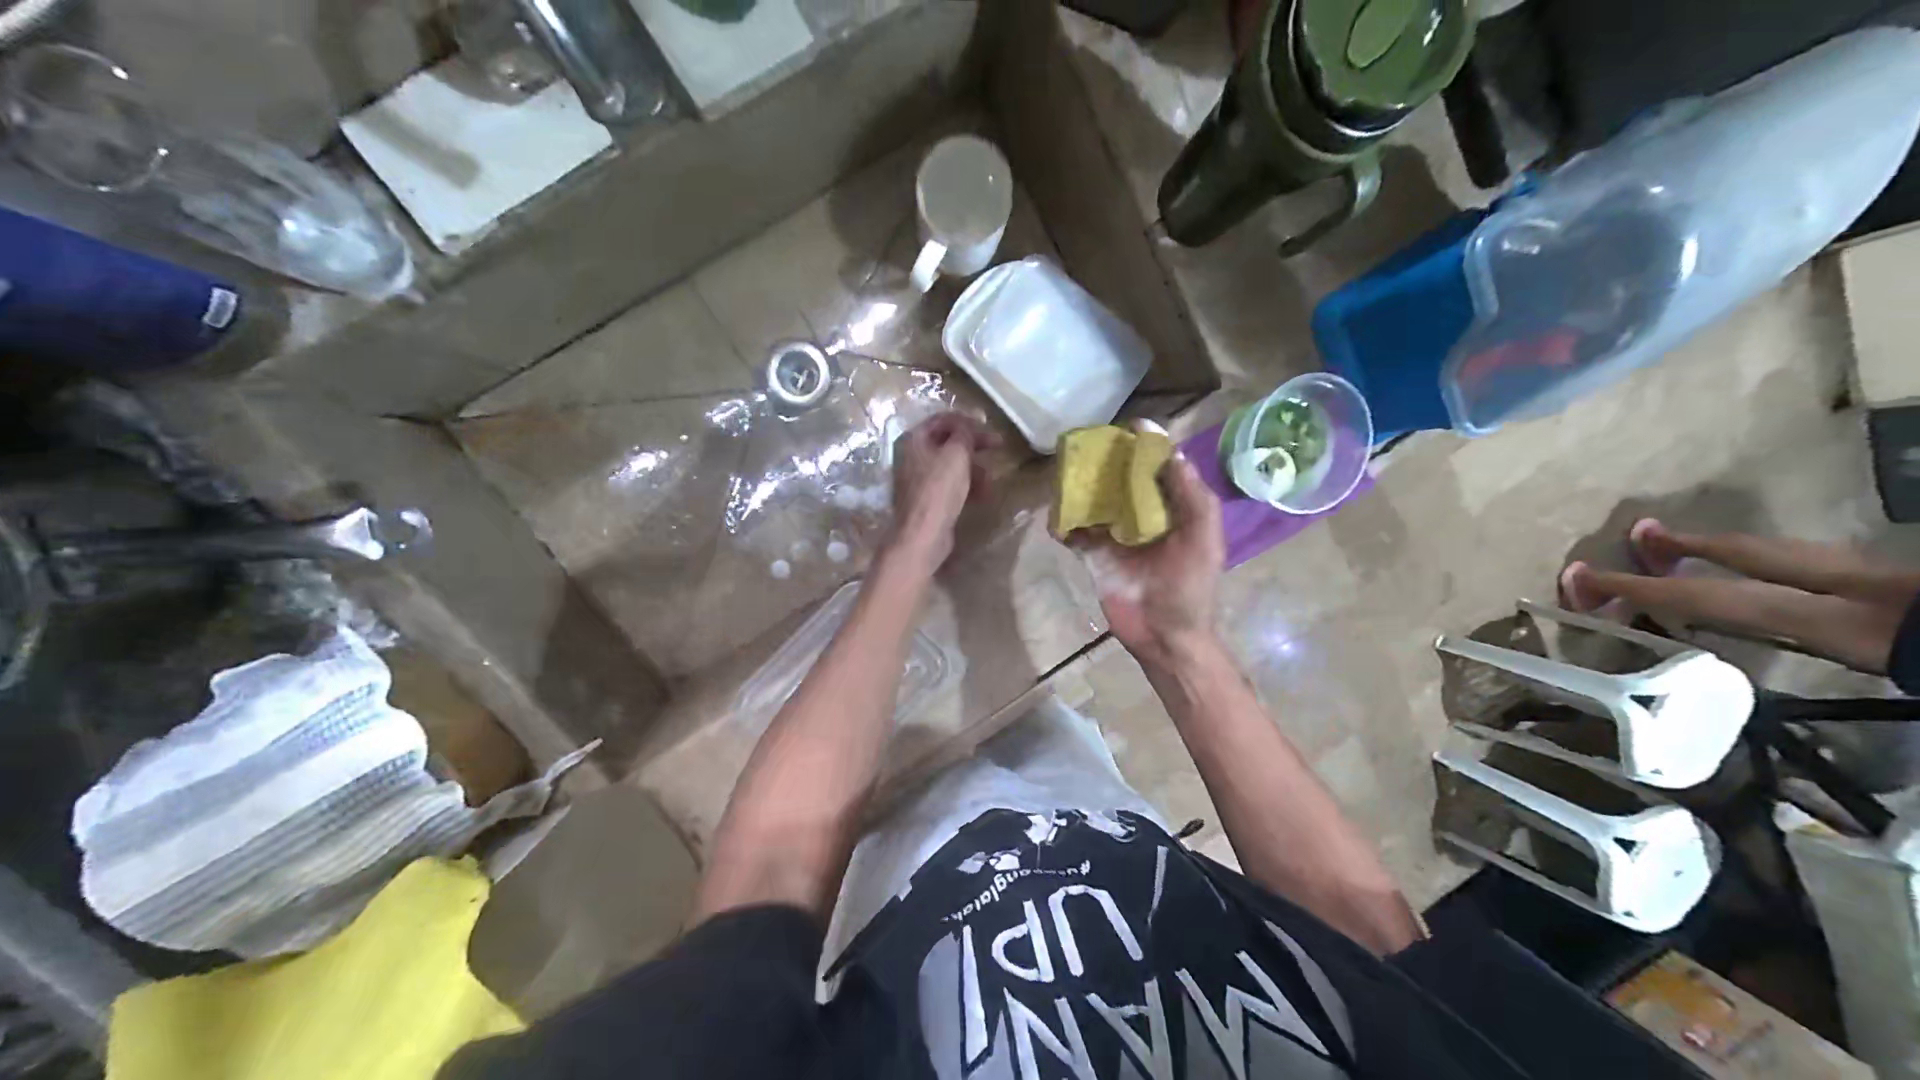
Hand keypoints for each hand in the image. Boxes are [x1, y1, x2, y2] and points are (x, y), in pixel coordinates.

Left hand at [888, 412, 1000, 568]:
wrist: (923, 534)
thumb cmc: (939, 489)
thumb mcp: (957, 454)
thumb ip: (965, 434)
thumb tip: (967, 428)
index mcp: (913, 439)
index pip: (942, 419)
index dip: (967, 421)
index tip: (989, 428)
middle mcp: (911, 456)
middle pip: (947, 442)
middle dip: (973, 446)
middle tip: (997, 448)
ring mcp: (917, 479)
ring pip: (950, 465)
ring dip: (973, 468)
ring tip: (990, 479)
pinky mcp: (926, 500)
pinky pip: (948, 485)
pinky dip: (965, 485)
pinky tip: (982, 495)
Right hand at [1071, 449, 1225, 670]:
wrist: (1165, 636)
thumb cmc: (1190, 588)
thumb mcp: (1203, 538)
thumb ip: (1192, 495)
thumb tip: (1171, 449)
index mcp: (1172, 508)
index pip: (1156, 468)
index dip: (1144, 447)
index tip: (1126, 428)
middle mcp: (1142, 516)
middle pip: (1120, 479)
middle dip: (1104, 463)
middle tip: (1085, 449)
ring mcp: (1114, 535)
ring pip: (1093, 501)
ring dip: (1079, 489)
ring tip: (1064, 476)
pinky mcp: (1092, 554)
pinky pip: (1073, 533)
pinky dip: (1062, 524)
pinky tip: (1056, 519)